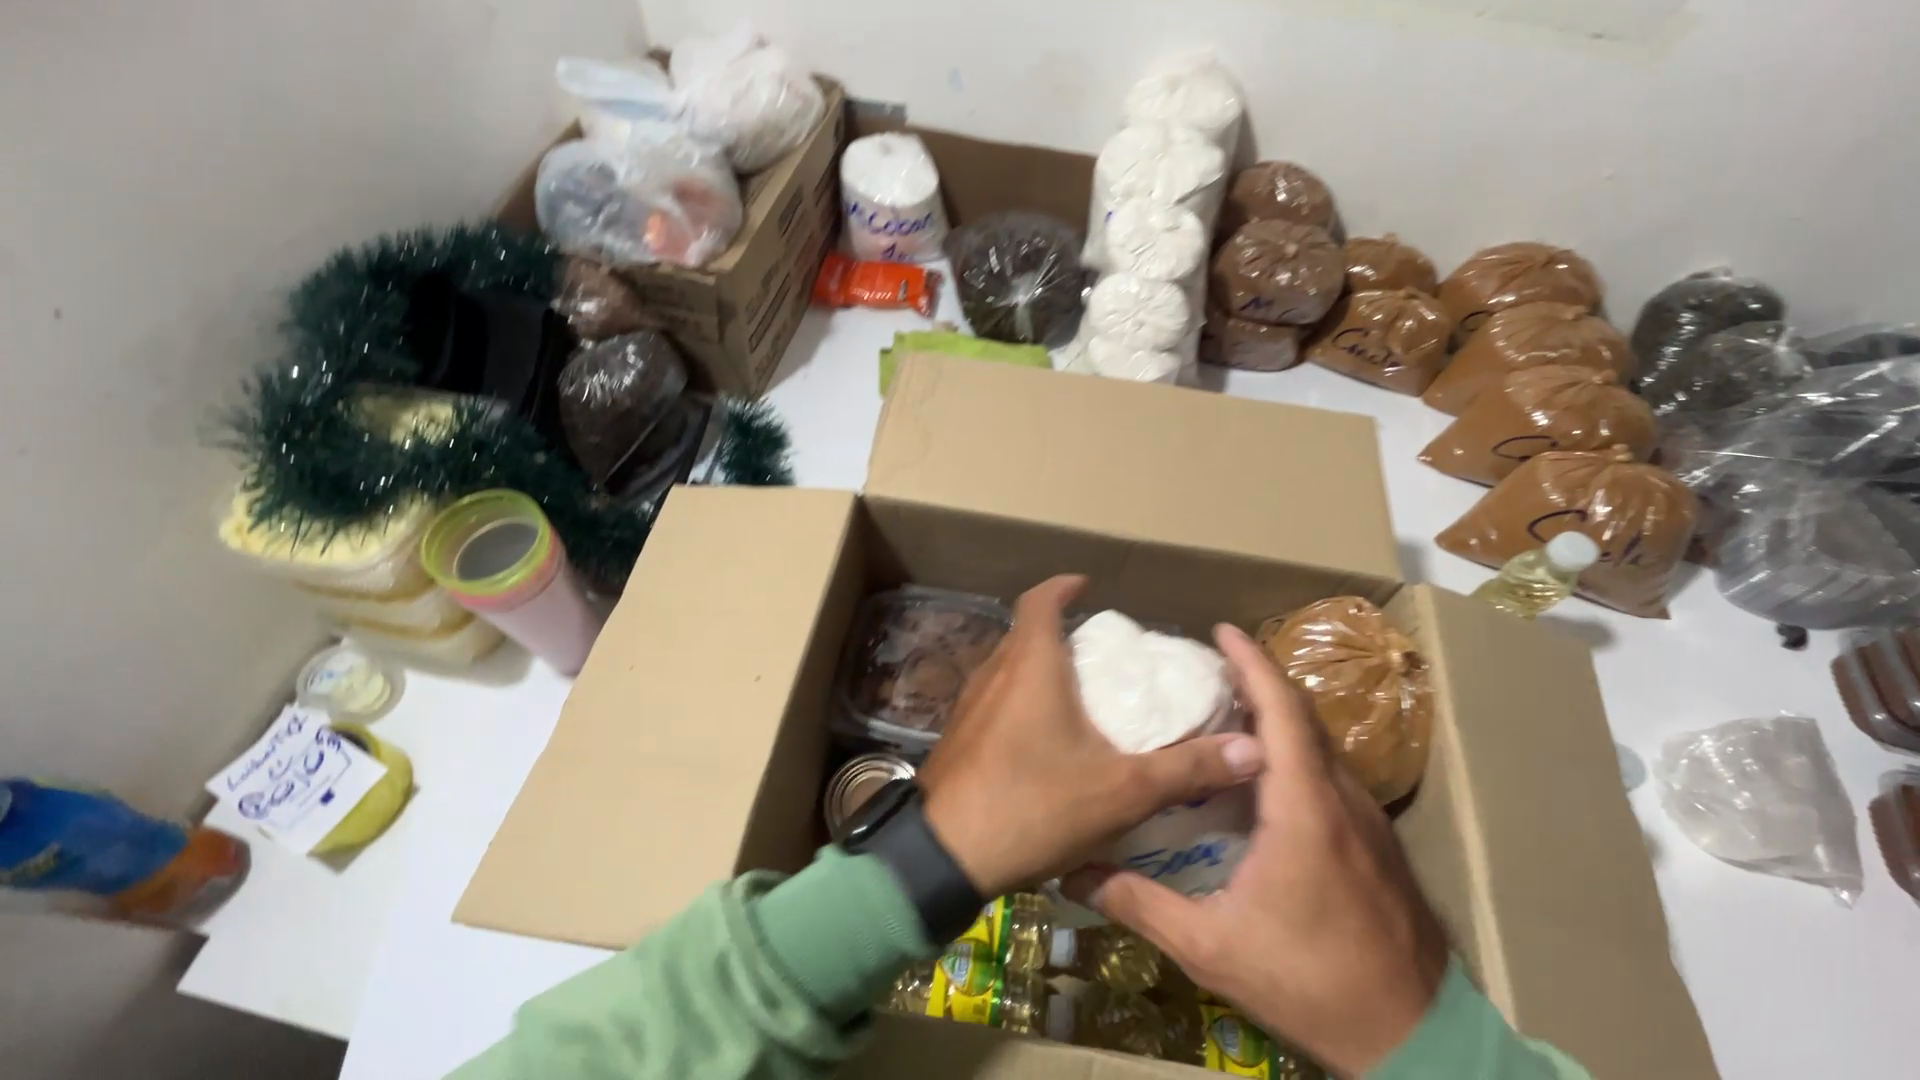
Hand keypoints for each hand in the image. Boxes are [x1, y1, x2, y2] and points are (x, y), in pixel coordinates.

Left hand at [918, 575, 1266, 898]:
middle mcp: (993, 674)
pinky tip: (1044, 742)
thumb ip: (1186, 768)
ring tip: (1078, 696)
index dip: (1062, 587)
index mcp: (1029, 666)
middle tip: (1100, 654)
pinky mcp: (958, 739)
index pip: (1039, 602)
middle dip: (1060, 634)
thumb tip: (1254, 749)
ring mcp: (968, 707)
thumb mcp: (1121, 790)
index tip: (1085, 586)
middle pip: (1025, 635)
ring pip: (1007, 670)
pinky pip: (994, 703)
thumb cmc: (1034, 806)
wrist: (944, 858)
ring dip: (1039, 671)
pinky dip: (1021, 703)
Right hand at [1067, 624, 1448, 1077]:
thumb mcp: (1211, 947)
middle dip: (1259, 681)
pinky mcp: (1376, 844)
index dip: (1251, 663)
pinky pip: (1331, 774)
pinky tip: (1266, 778)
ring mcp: (1367, 820)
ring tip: (1229, 712)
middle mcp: (1341, 799)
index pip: (1281, 712)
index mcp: (1304, 809)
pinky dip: (1297, 753)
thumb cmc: (1309, 982)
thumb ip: (1141, 904)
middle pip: (1303, 718)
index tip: (1221, 630)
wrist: (1414, 1036)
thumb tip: (1074, 873)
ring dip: (1280, 717)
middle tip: (1210, 667)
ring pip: (1321, 746)